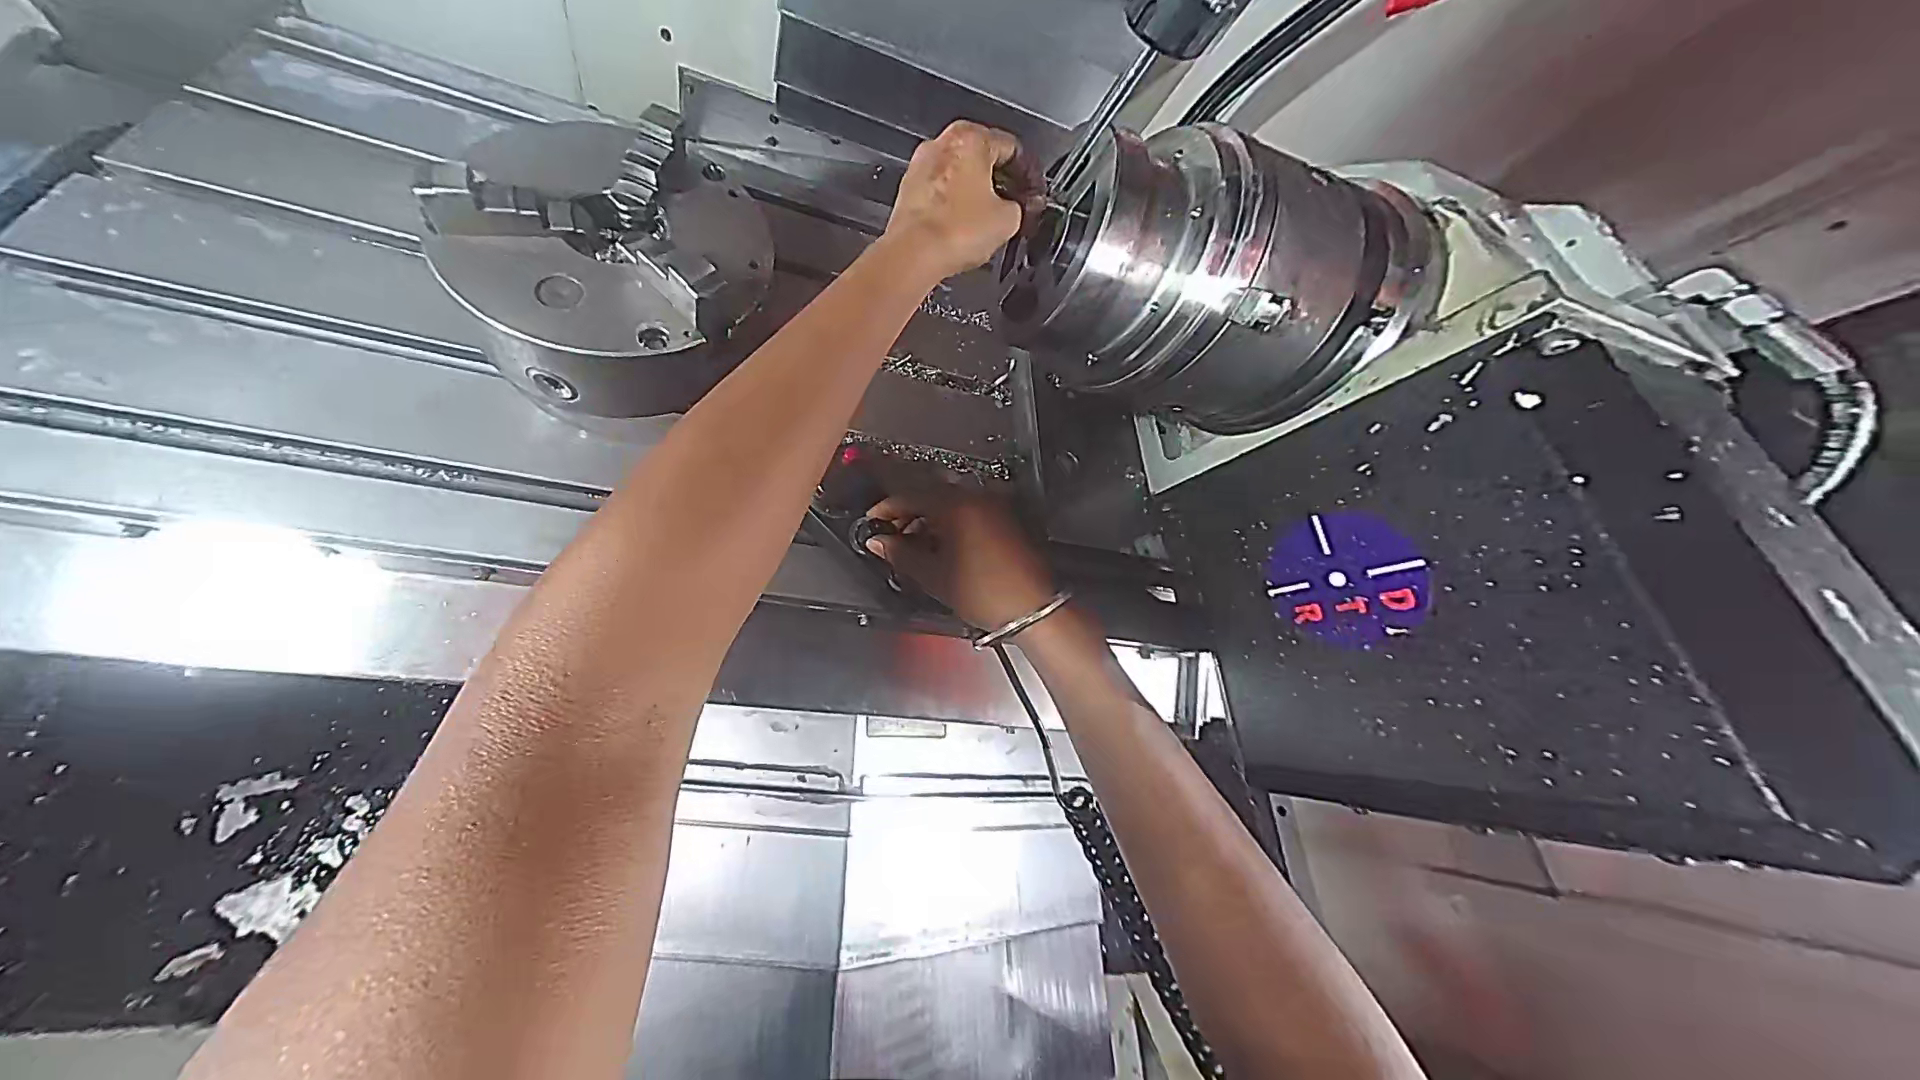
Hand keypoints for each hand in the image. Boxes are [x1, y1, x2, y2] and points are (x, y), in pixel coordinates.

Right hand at [863, 489, 1056, 632]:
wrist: (1032, 609)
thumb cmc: (988, 593)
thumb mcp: (934, 576)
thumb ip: (901, 554)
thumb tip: (879, 543)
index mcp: (956, 506)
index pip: (910, 494)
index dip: (886, 509)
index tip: (873, 522)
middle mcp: (977, 498)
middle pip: (930, 495)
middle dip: (907, 513)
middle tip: (891, 535)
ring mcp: (994, 507)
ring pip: (950, 503)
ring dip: (928, 519)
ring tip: (915, 545)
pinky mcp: (1005, 520)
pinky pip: (969, 512)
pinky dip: (950, 523)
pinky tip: (942, 546)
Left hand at [881, 121, 1029, 282]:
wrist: (914, 254)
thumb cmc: (953, 230)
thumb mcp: (1007, 220)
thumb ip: (1020, 207)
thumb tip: (1018, 209)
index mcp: (970, 138)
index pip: (1012, 147)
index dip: (1029, 174)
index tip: (1033, 193)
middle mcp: (942, 144)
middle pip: (982, 158)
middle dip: (1001, 182)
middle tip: (1014, 207)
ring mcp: (920, 167)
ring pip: (959, 176)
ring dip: (976, 195)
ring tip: (988, 222)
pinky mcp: (908, 193)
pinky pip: (940, 194)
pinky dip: (954, 207)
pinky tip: (963, 229)